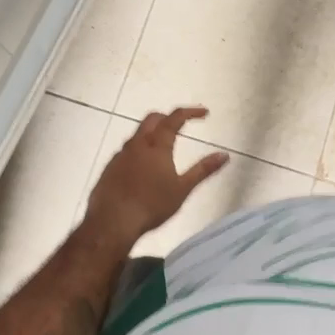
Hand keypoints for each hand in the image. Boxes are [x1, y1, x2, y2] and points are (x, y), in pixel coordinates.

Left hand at [83, 106, 227, 245]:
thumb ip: (203, 170)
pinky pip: (126, 150)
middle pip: (152, 119)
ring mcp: (120, 155)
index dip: (191, 112)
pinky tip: (142, 168)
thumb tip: (225, 155)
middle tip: (181, 125)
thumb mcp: (182, 189)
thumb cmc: (151, 206)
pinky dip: (138, 150)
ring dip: (152, 133)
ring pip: (137, 134)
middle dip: (168, 117)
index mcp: (157, 145)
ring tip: (162, 147)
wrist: (111, 222)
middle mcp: (137, 144)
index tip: (204, 113)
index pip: (175, 118)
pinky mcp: (109, 168)